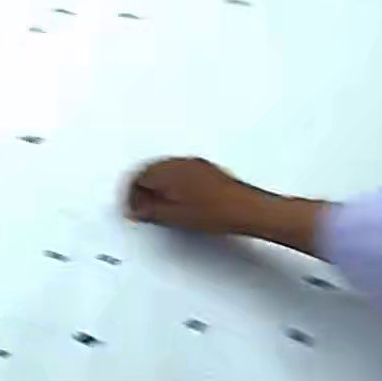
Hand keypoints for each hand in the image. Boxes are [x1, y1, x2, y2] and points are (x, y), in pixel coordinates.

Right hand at [123, 157, 323, 255]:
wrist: (251, 212)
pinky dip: (173, 186)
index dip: (130, 196)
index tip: (131, 210)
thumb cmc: (217, 212)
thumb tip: (136, 210)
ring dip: (158, 187)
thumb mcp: (171, 217)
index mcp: (167, 170)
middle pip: (149, 172)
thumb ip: (148, 211)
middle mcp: (181, 163)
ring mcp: (197, 166)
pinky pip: (181, 174)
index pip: (136, 178)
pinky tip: (178, 202)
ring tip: (158, 206)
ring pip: (165, 172)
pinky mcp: (209, 172)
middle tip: (140, 207)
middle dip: (142, 189)